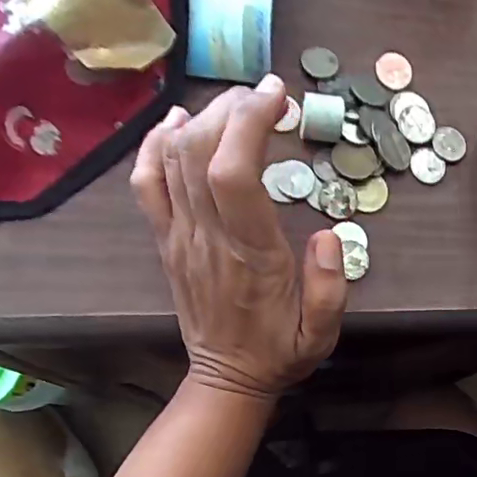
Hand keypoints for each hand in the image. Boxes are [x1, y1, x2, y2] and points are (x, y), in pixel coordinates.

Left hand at [132, 75, 348, 400]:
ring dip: (201, 118)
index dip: (251, 121)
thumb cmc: (279, 353)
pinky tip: (176, 123)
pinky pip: (147, 183)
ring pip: (173, 158)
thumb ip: (330, 288)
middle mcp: (207, 238)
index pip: (235, 172)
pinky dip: (154, 145)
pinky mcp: (166, 241)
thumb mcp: (322, 335)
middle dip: (230, 108)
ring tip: (236, 108)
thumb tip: (330, 235)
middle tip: (265, 100)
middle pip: (200, 150)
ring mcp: (179, 237)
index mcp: (250, 255)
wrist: (227, 379)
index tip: (279, 97)